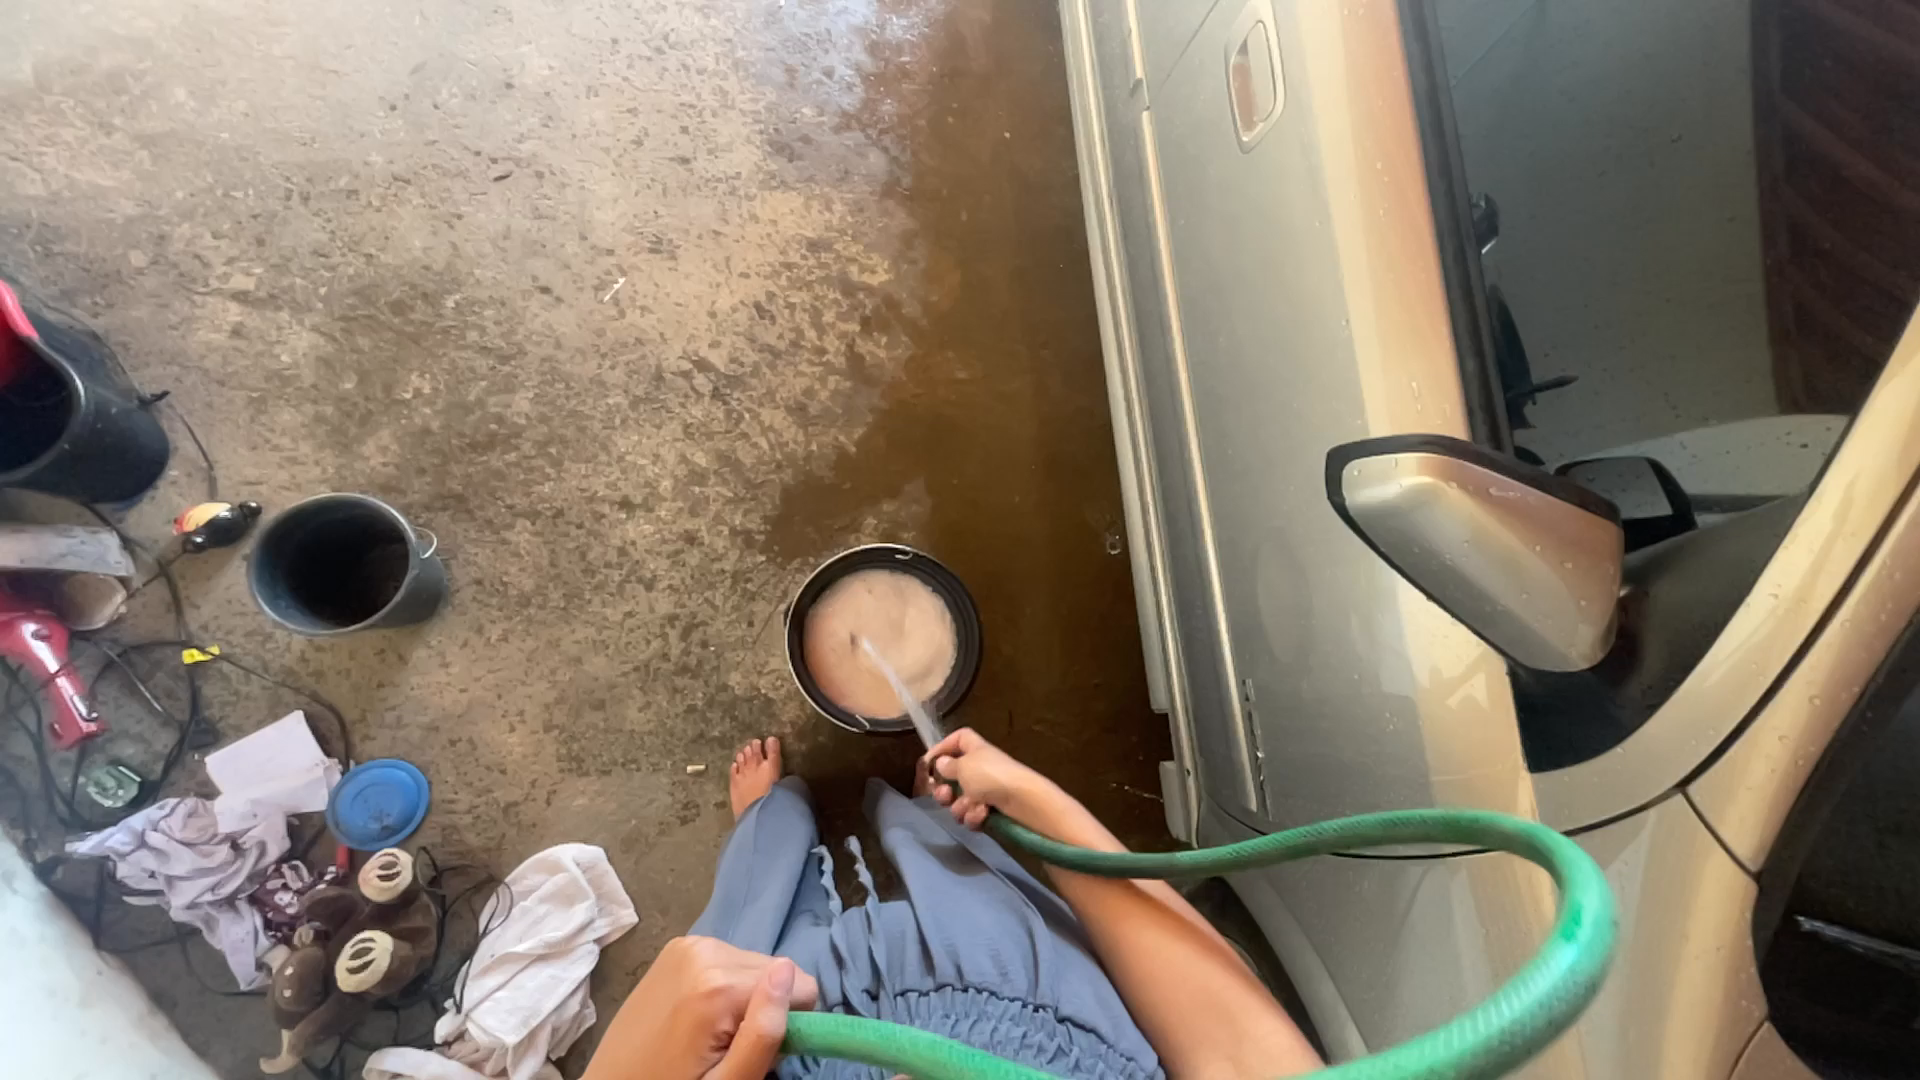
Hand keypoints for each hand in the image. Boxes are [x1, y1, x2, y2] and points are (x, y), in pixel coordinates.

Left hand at [584, 936, 818, 1079]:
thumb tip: (788, 971)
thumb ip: (764, 1033)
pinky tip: (697, 1018)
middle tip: (727, 1050)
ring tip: (710, 1036)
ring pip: (752, 965)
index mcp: (719, 982)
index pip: (800, 983)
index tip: (754, 1052)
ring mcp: (688, 944)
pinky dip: (723, 987)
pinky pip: (727, 960)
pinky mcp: (677, 947)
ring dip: (743, 998)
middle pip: (774, 971)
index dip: (788, 1024)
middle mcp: (706, 949)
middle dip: (762, 1008)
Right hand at [924, 727, 1060, 828]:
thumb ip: (948, 765)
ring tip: (970, 806)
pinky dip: (974, 816)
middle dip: (944, 789)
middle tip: (944, 795)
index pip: (958, 738)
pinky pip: (972, 814)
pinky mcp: (991, 810)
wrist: (1022, 801)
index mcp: (975, 748)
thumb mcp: (963, 766)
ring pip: (959, 800)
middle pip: (953, 776)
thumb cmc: (990, 776)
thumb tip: (941, 763)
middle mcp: (980, 767)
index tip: (929, 761)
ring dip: (960, 806)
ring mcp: (986, 790)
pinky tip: (983, 814)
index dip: (943, 746)